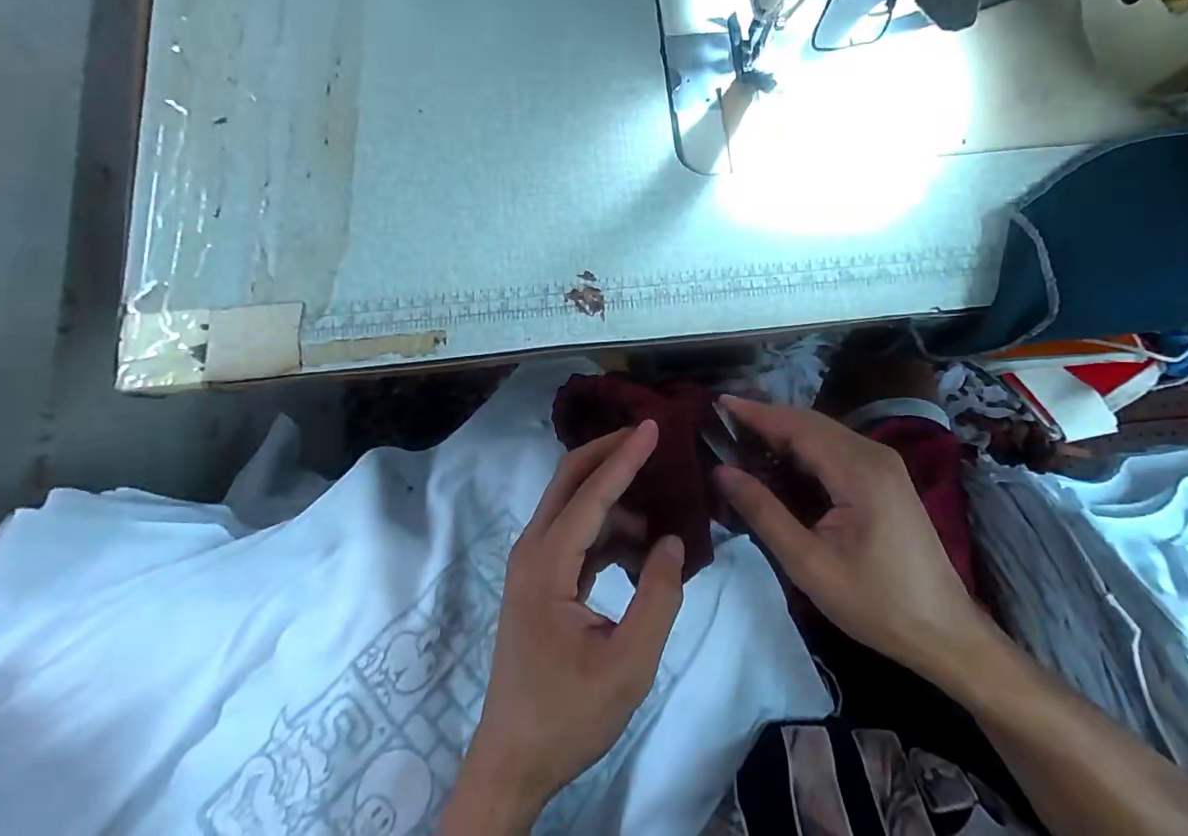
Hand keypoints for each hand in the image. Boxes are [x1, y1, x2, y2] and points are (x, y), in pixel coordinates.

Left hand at [441, 422, 685, 834]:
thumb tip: (671, 540)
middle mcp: (532, 552)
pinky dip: (610, 529)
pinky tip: (643, 545)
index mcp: (546, 565)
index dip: (626, 457)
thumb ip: (658, 596)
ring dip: (616, 496)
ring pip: (573, 506)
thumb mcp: (630, 662)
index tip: (655, 426)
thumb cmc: (570, 713)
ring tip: (663, 499)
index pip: (590, 494)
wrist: (516, 760)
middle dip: (609, 452)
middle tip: (653, 436)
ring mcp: (533, 567)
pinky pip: (577, 536)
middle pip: (569, 481)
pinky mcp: (541, 583)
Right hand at [714, 396, 994, 690]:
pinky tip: (781, 463)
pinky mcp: (887, 479)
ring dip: (786, 435)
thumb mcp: (809, 563)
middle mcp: (875, 455)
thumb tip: (722, 472)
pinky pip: (838, 451)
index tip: (720, 402)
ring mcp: (885, 465)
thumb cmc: (874, 602)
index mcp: (860, 471)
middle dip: (768, 419)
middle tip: (724, 421)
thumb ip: (764, 512)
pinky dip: (806, 451)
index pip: (799, 427)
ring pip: (826, 435)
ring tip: (743, 439)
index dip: (758, 413)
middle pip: (813, 424)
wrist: (942, 630)